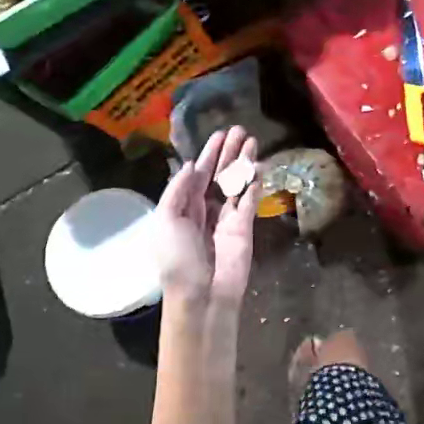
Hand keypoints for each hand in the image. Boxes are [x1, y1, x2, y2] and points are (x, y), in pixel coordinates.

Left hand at [154, 127, 259, 304]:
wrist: (201, 294)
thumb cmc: (177, 259)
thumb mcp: (165, 221)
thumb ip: (177, 190)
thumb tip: (191, 164)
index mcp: (183, 207)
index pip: (198, 175)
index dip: (209, 154)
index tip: (220, 135)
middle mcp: (206, 209)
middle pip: (220, 175)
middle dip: (229, 153)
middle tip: (241, 130)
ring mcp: (227, 218)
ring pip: (236, 184)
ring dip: (244, 164)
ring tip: (253, 142)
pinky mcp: (244, 228)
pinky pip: (250, 202)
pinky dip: (254, 186)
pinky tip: (258, 169)